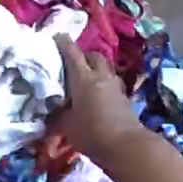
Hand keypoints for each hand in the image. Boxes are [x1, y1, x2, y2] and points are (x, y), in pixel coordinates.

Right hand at [53, 35, 146, 158]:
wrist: (126, 145)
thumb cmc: (91, 133)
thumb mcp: (67, 126)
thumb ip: (61, 114)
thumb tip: (56, 109)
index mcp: (83, 79)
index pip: (72, 53)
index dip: (64, 43)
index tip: (58, 36)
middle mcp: (100, 76)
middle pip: (93, 56)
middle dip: (84, 54)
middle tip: (74, 62)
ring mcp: (115, 86)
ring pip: (105, 68)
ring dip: (97, 68)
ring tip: (88, 77)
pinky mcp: (125, 97)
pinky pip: (112, 82)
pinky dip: (105, 83)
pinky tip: (100, 94)